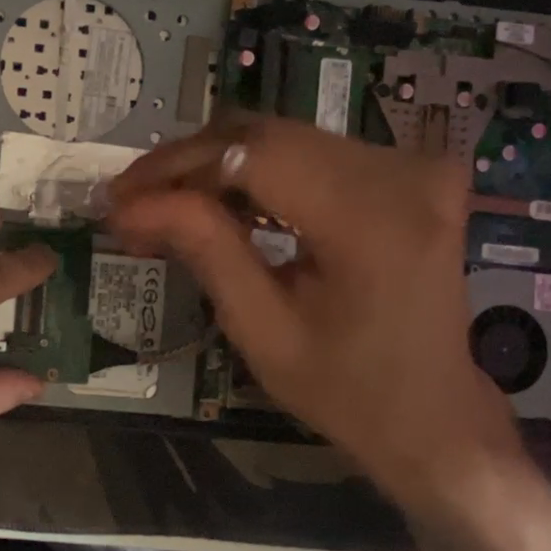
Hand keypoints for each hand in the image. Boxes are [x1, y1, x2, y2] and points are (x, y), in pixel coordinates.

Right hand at [106, 117, 519, 501]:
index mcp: (371, 219)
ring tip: (161, 206)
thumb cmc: (346, 389)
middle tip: (130, 201)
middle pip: (265, 135)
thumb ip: (205, 250)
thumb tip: (130, 204)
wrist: (433, 415)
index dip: (175, 166)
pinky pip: (308, 152)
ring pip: (281, 137)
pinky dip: (252, 173)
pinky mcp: (408, 172)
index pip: (252, 155)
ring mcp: (412, 166)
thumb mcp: (261, 329)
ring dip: (213, 166)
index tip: (117, 197)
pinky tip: (215, 204)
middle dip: (186, 164)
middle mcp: (401, 173)